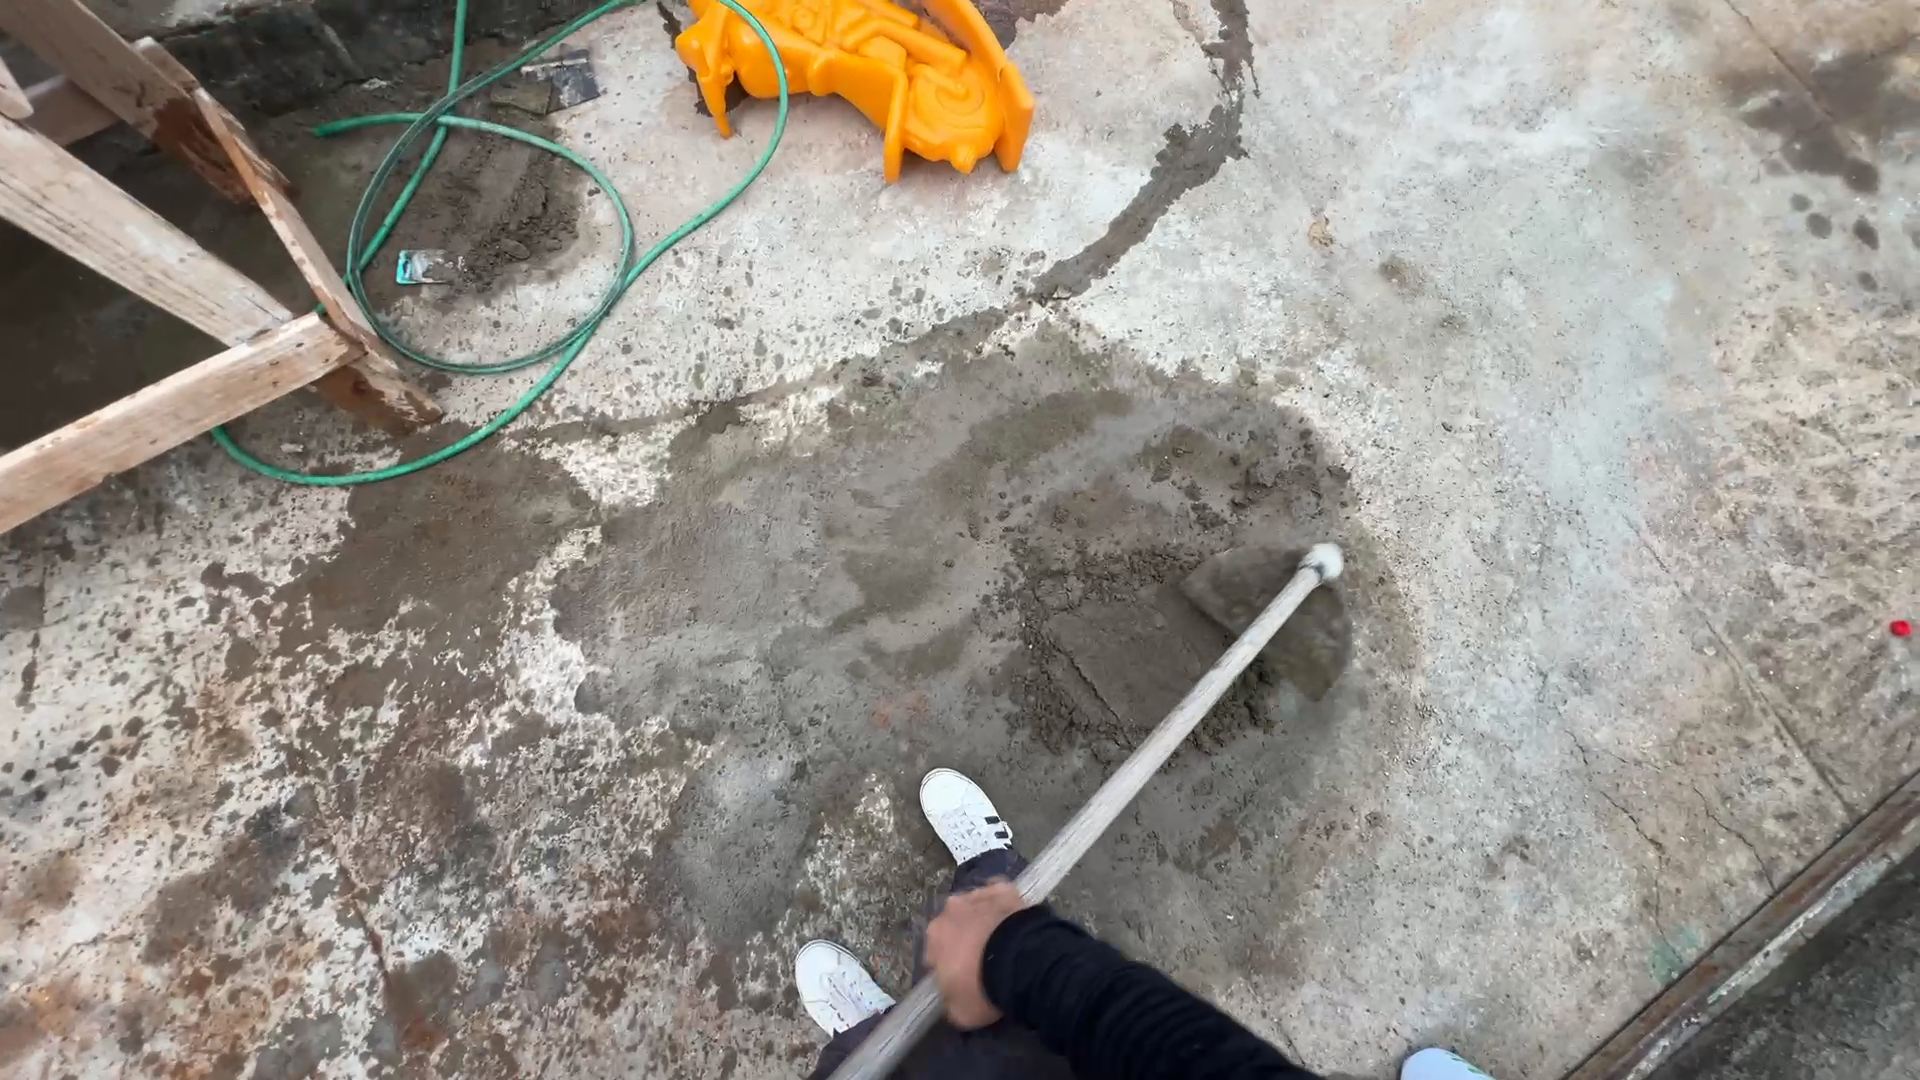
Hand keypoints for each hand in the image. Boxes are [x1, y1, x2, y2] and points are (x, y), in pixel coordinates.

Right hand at [924, 880, 1028, 1028]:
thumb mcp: (958, 1010)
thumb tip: (952, 993)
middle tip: (979, 960)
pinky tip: (1010, 920)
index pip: (934, 952)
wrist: (1021, 962)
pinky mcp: (1003, 888)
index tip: (959, 979)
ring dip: (981, 920)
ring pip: (975, 907)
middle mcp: (951, 908)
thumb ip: (949, 997)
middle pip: (953, 924)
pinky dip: (1001, 906)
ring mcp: (978, 894)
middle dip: (962, 939)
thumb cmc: (983, 988)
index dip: (946, 966)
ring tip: (999, 941)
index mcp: (935, 935)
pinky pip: (998, 896)